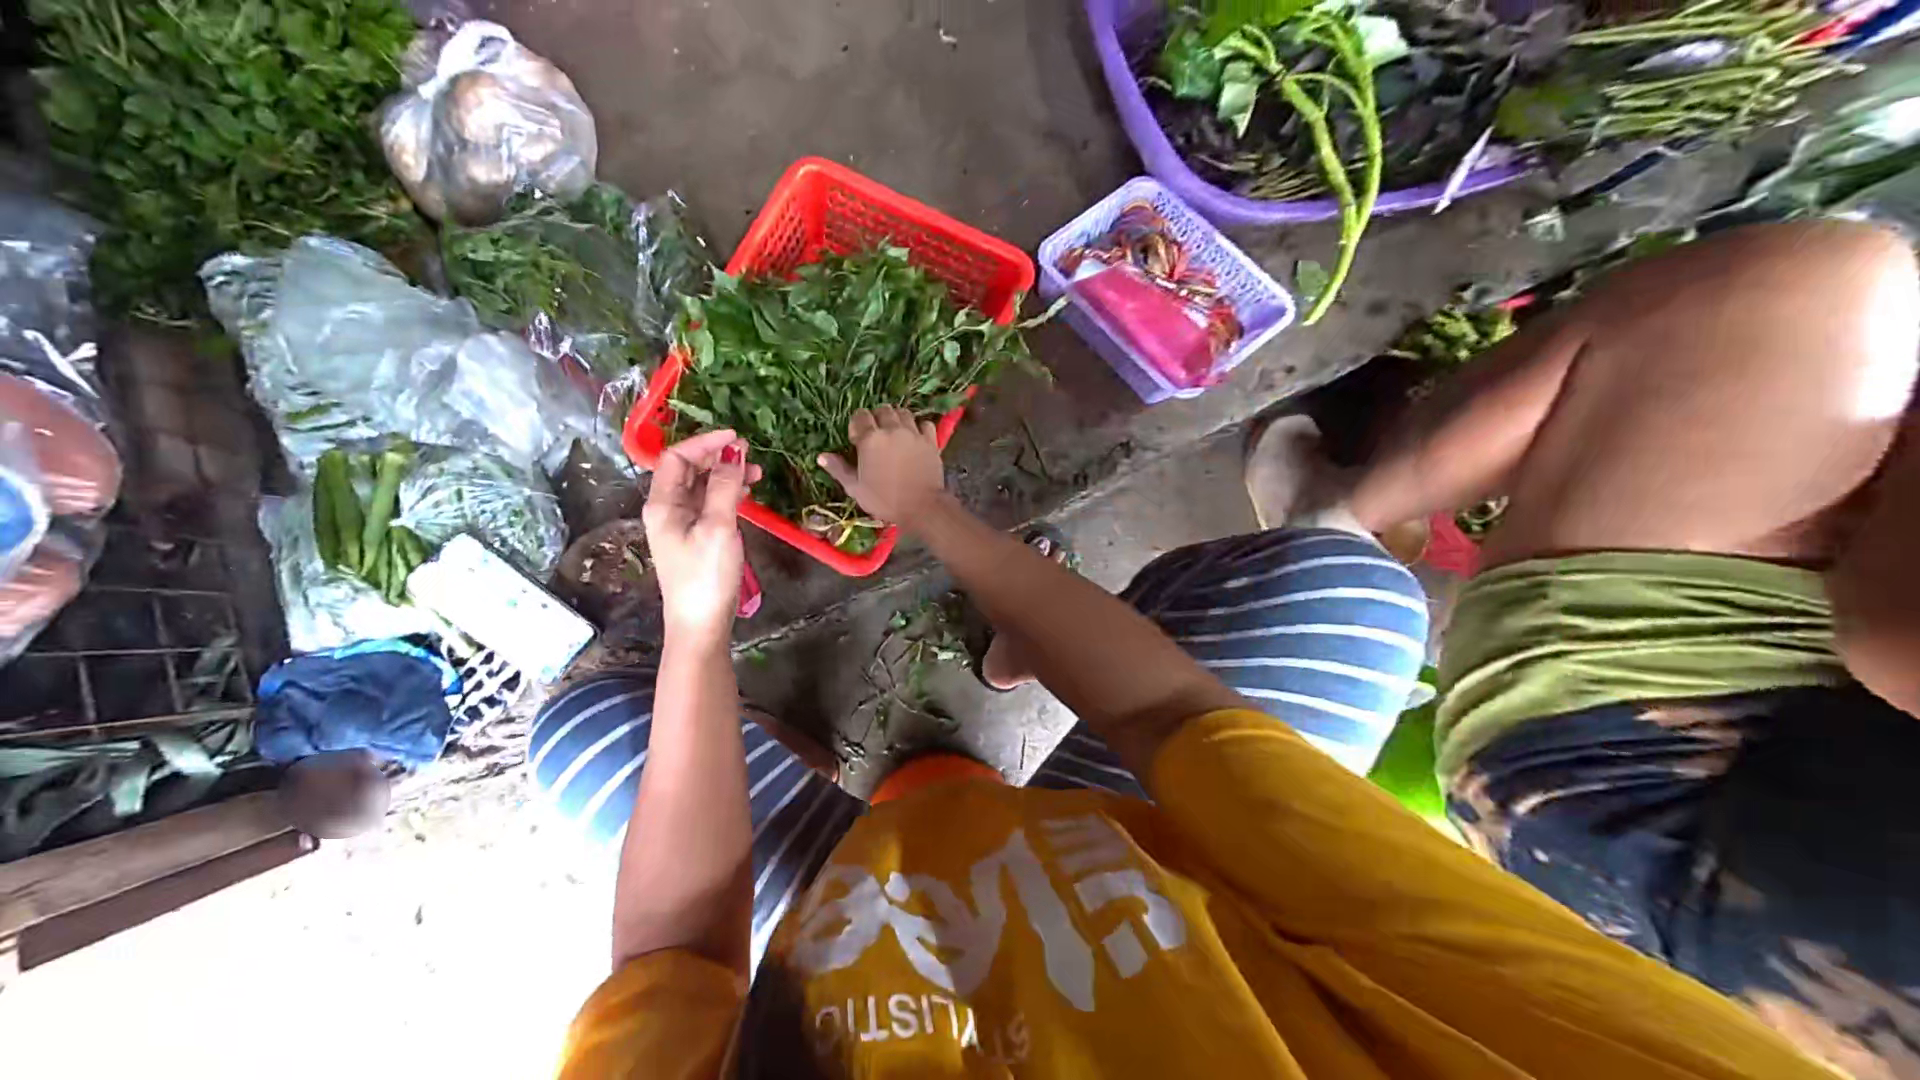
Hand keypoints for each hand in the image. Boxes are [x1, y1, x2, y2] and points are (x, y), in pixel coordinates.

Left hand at [644, 429, 754, 644]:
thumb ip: (724, 486)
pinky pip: (709, 505)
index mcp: (663, 503)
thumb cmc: (706, 575)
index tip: (737, 438)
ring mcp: (681, 525)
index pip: (677, 457)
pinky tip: (746, 494)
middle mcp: (667, 510)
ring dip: (725, 475)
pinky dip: (727, 494)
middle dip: (717, 457)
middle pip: (688, 470)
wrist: (700, 624)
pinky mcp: (696, 539)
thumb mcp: (717, 526)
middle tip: (750, 455)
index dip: (704, 443)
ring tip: (756, 474)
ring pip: (701, 487)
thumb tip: (733, 452)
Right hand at [818, 406, 949, 527]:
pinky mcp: (930, 441)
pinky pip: (924, 424)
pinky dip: (919, 427)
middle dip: (877, 418)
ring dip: (896, 419)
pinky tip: (914, 437)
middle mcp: (892, 430)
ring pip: (903, 413)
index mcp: (870, 439)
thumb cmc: (885, 500)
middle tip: (876, 434)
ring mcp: (913, 433)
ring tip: (894, 433)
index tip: (857, 440)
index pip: (860, 416)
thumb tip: (821, 456)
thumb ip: (839, 469)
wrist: (922, 507)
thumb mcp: (856, 488)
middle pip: (883, 410)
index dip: (857, 424)